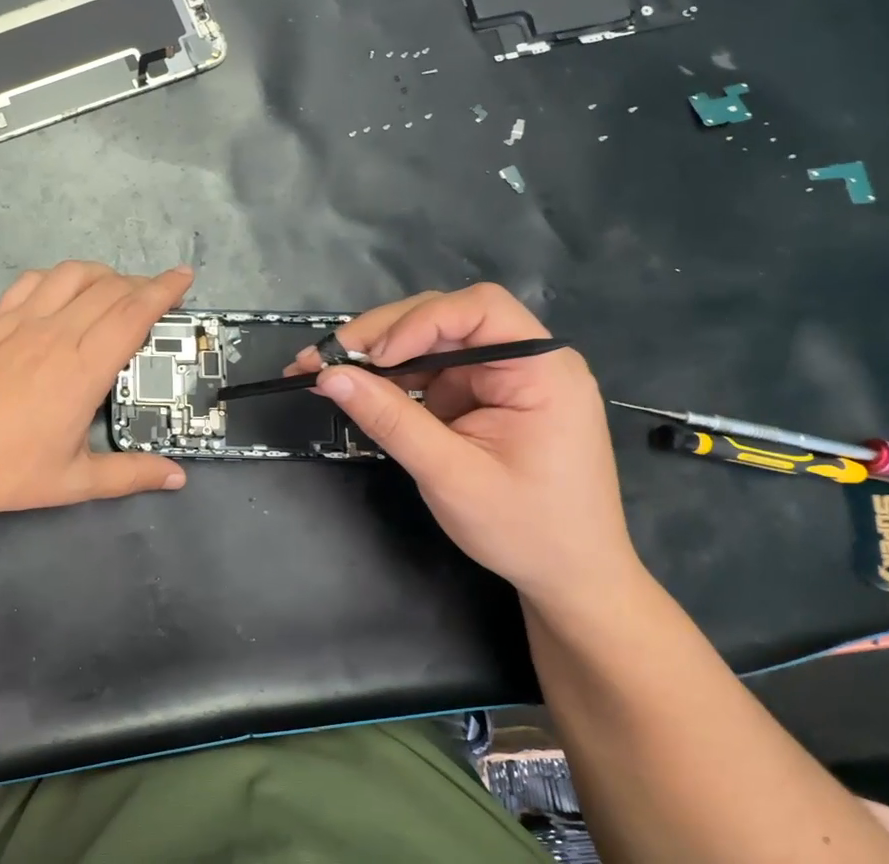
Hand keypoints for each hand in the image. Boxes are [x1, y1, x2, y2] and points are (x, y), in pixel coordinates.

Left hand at [0, 262, 194, 529]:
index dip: (163, 290)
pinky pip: (28, 284)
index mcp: (82, 369)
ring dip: (100, 274)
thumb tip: (177, 479)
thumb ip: (130, 474)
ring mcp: (17, 325)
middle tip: (156, 296)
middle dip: (140, 284)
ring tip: (114, 289)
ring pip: (68, 276)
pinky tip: (58, 292)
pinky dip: (54, 278)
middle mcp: (53, 335)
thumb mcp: (74, 482)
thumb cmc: (5, 474)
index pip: (133, 314)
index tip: (183, 276)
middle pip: (107, 289)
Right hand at [286, 283, 642, 610]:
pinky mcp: (481, 397)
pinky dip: (387, 378)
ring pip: (428, 341)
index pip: (479, 309)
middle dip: (380, 335)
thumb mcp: (450, 474)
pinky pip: (429, 371)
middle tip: (319, 360)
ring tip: (321, 373)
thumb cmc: (525, 529)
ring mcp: (502, 379)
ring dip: (374, 354)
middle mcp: (525, 362)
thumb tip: (328, 375)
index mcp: (542, 371)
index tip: (371, 359)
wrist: (569, 577)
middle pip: (445, 318)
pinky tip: (353, 389)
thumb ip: (390, 419)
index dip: (417, 322)